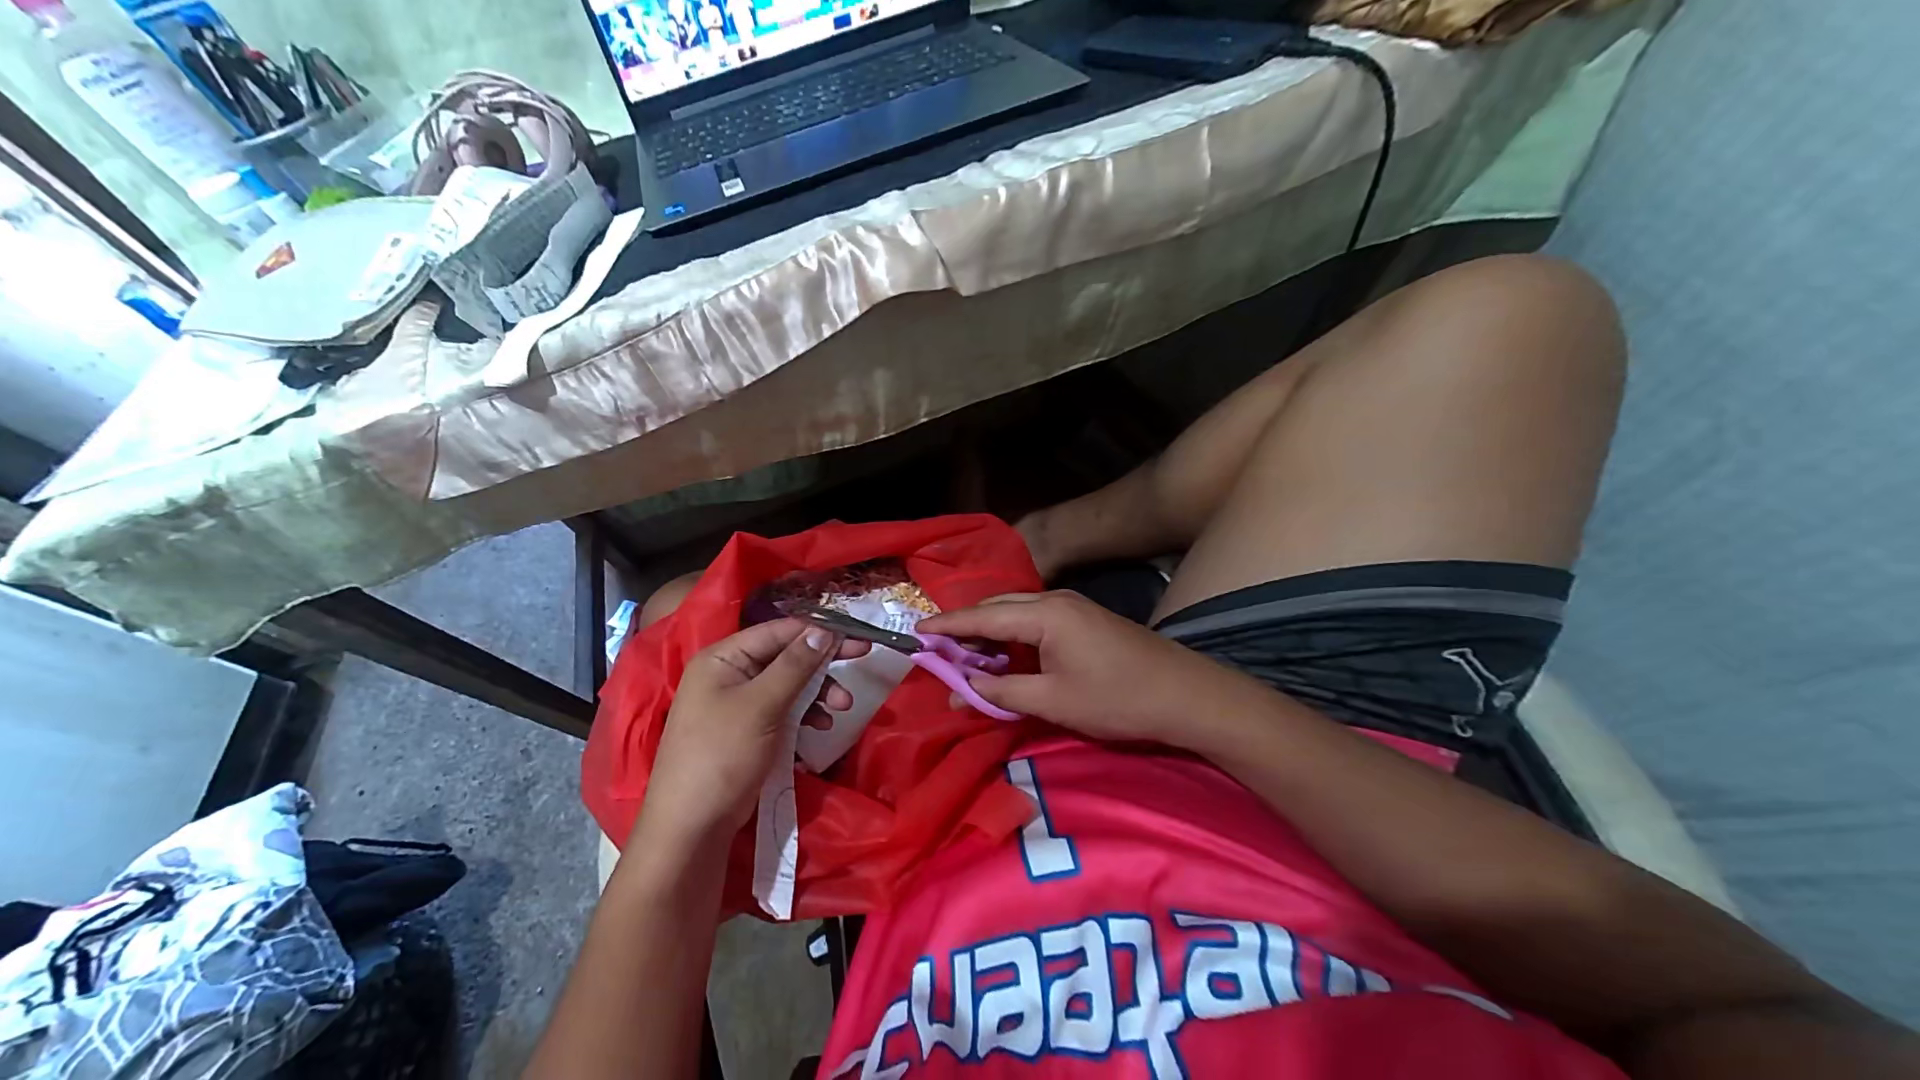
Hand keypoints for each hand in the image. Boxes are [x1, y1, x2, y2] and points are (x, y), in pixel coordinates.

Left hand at [639, 619, 868, 847]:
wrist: (692, 826)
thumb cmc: (722, 755)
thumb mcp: (762, 705)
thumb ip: (795, 665)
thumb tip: (823, 630)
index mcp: (722, 658)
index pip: (777, 631)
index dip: (817, 631)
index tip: (855, 636)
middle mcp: (728, 673)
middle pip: (785, 656)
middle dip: (822, 663)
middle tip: (861, 657)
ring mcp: (737, 703)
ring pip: (788, 684)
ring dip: (817, 691)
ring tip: (842, 707)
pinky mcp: (748, 729)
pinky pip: (783, 709)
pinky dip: (804, 714)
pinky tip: (820, 728)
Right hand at [916, 591, 1264, 751]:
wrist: (1187, 695)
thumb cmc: (1118, 699)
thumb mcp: (1053, 701)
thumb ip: (1002, 691)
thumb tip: (962, 690)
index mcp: (1045, 614)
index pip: (982, 616)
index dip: (948, 626)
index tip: (916, 633)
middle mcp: (1055, 600)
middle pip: (997, 607)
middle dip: (966, 629)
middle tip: (937, 652)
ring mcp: (1073, 607)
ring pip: (1016, 613)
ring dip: (989, 634)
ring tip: (965, 658)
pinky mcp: (1084, 620)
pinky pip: (1035, 620)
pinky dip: (1012, 637)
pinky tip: (1005, 657)